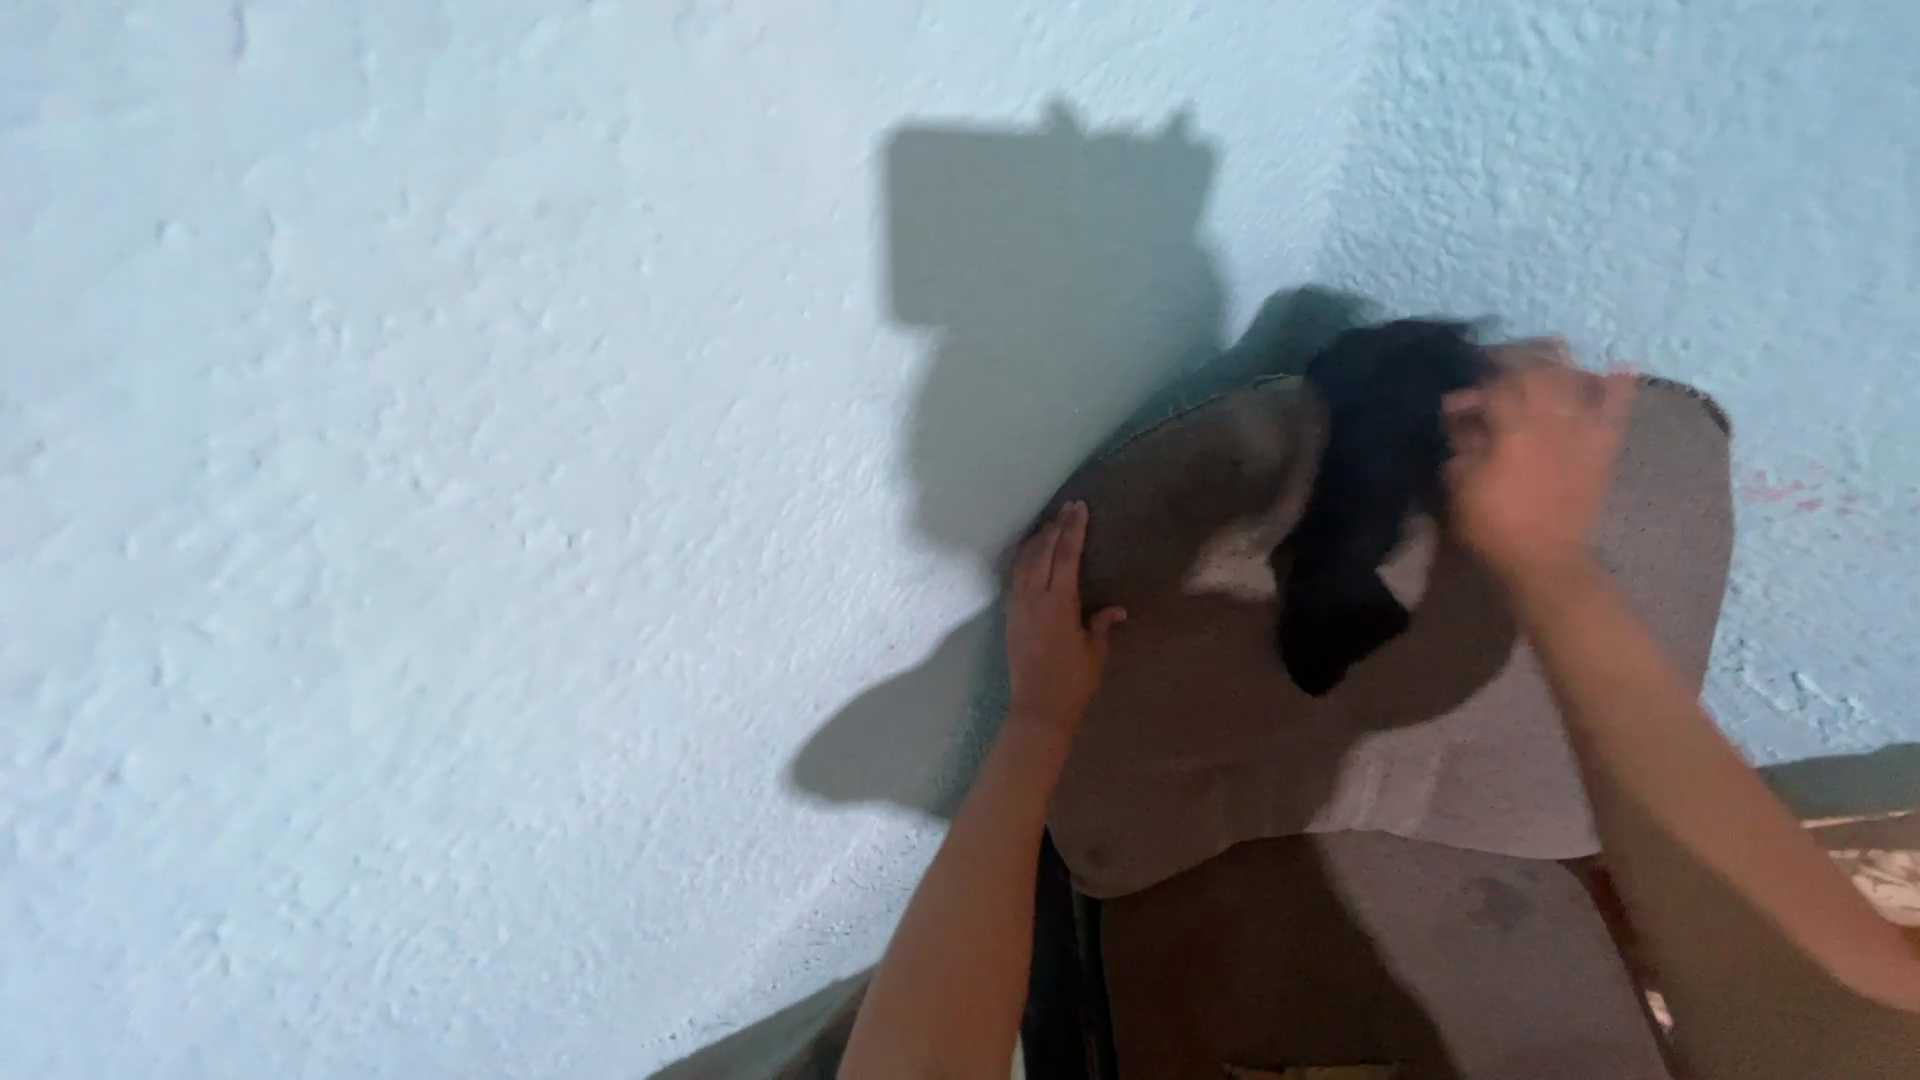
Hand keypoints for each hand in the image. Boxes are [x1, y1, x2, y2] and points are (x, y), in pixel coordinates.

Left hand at [1005, 501, 1126, 732]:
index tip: (1078, 508)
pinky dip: (1023, 558)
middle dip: (1056, 526)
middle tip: (1067, 507)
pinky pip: (1015, 576)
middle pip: (1044, 551)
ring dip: (1037, 539)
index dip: (1073, 529)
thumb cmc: (1073, 681)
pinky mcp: (1010, 616)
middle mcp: (1034, 598)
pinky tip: (1029, 552)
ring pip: (1025, 561)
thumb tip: (1116, 609)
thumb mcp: (1095, 651)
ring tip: (1049, 522)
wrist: (1038, 708)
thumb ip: (1101, 624)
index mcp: (1059, 603)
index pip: (1066, 555)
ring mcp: (1018, 605)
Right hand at [1442, 355, 1636, 586]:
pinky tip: (1617, 368)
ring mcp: (1583, 431)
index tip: (1454, 400)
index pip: (1493, 389)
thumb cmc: (1491, 523)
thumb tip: (1460, 419)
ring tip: (1544, 358)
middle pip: (1537, 373)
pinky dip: (1617, 386)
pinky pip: (1616, 407)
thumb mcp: (1458, 482)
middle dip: (1515, 362)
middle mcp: (1553, 419)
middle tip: (1495, 363)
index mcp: (1512, 428)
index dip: (1472, 390)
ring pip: (1575, 381)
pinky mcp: (1602, 446)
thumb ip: (1461, 443)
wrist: (1544, 558)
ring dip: (1558, 365)